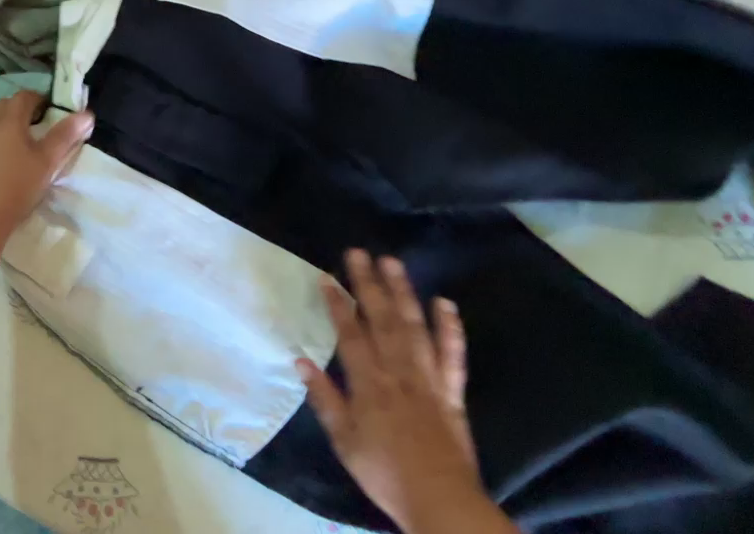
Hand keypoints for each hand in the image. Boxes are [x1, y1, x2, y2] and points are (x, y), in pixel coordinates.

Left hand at [0, 92, 92, 243]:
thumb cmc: (16, 187)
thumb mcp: (46, 162)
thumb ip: (65, 136)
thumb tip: (86, 114)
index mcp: (8, 121)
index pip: (24, 96)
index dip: (40, 98)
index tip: (53, 111)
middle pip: (5, 106)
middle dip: (23, 109)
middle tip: (40, 126)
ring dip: (8, 126)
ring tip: (24, 147)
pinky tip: (4, 165)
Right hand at [297, 251, 513, 533]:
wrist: (440, 501)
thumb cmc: (384, 472)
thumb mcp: (343, 440)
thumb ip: (324, 398)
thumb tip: (300, 360)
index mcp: (369, 383)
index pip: (350, 333)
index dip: (338, 304)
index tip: (328, 277)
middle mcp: (398, 371)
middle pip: (382, 320)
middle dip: (368, 284)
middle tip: (359, 252)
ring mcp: (429, 378)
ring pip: (414, 327)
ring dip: (403, 292)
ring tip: (392, 262)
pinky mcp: (452, 392)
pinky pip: (453, 354)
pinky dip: (450, 327)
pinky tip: (444, 302)